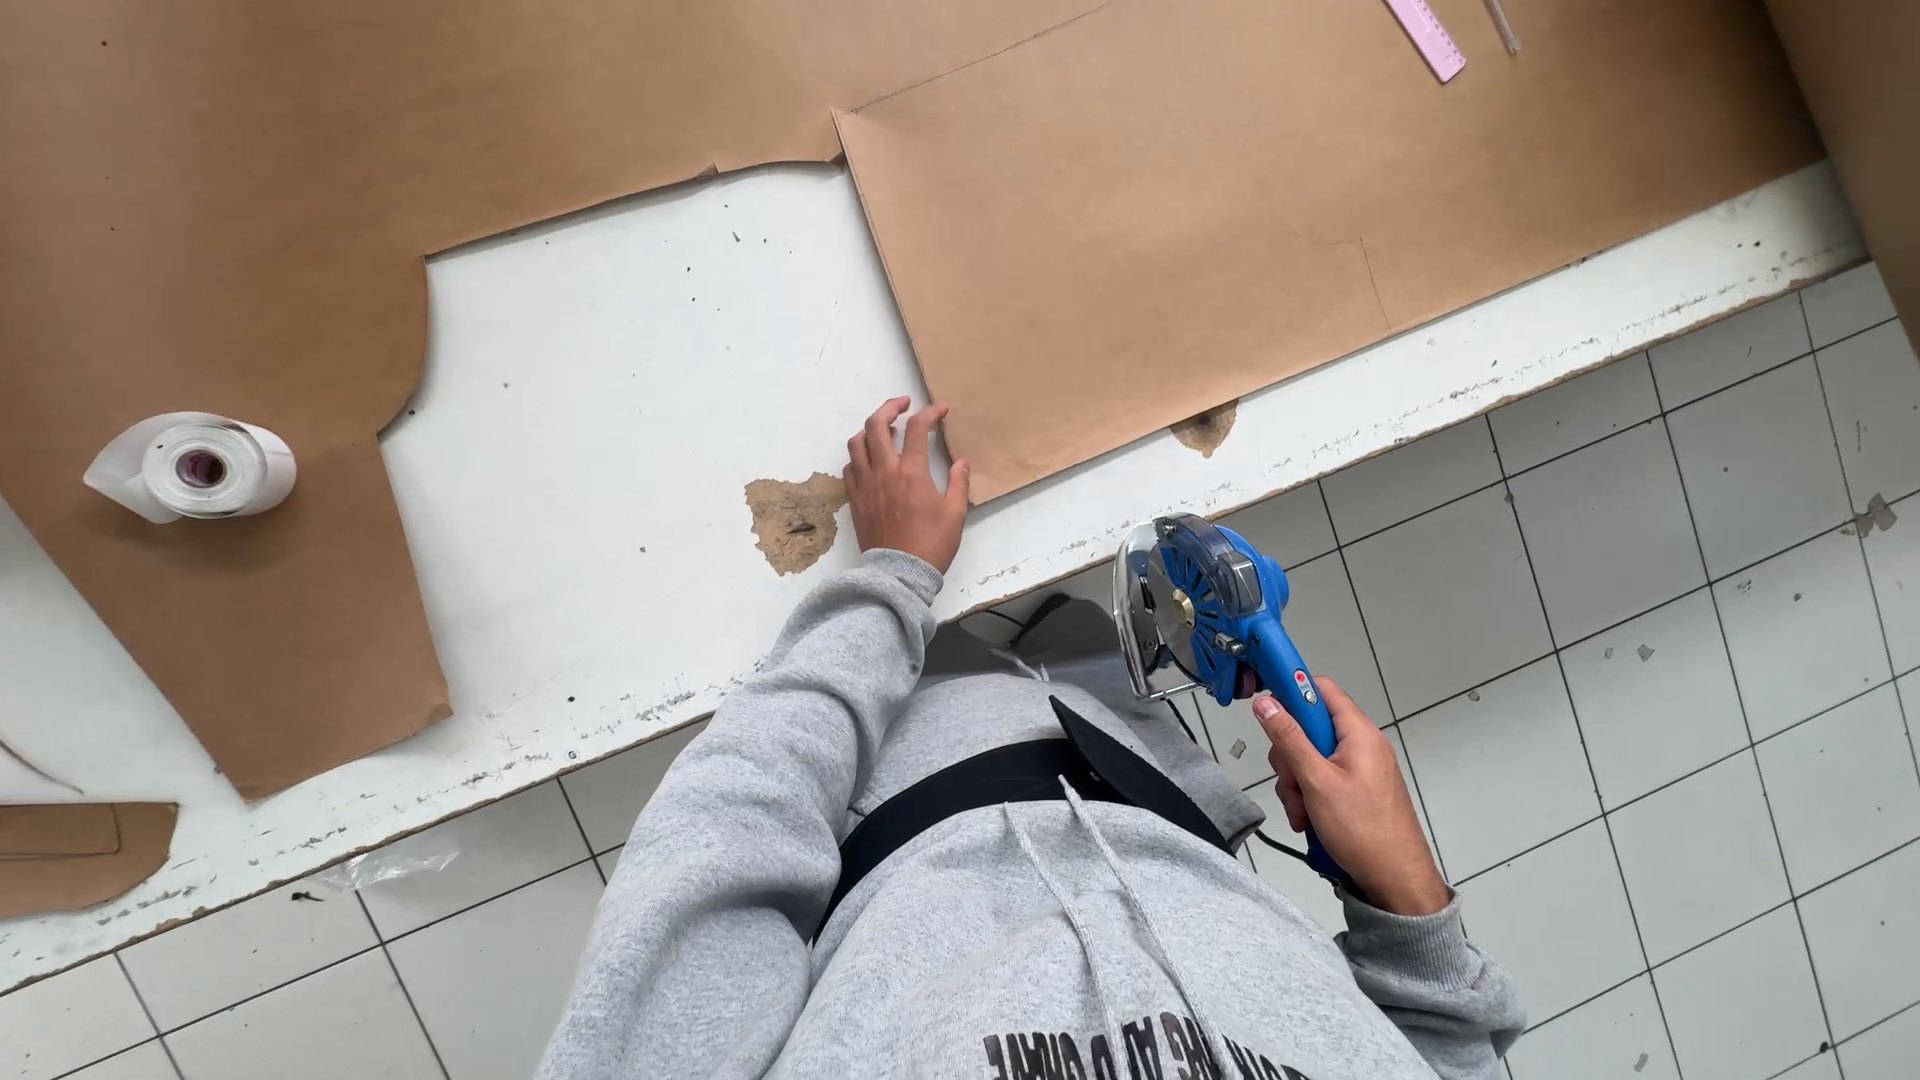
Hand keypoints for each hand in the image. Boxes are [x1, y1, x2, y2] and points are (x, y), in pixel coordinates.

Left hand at [843, 398, 969, 572]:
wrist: (899, 573)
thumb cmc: (931, 544)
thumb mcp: (955, 514)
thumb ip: (958, 483)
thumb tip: (961, 462)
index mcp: (911, 472)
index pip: (918, 428)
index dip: (930, 413)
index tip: (940, 410)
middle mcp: (884, 471)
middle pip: (876, 424)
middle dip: (890, 407)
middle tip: (904, 405)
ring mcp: (865, 485)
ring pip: (857, 443)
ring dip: (870, 430)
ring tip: (883, 431)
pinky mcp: (855, 500)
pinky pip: (849, 468)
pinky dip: (859, 456)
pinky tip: (870, 461)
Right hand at [1254, 677, 1449, 916]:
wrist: (1397, 884)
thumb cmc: (1361, 828)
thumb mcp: (1316, 780)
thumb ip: (1288, 737)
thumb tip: (1264, 701)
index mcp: (1358, 732)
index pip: (1319, 688)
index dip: (1290, 690)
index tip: (1264, 709)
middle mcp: (1360, 744)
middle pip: (1307, 726)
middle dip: (1289, 754)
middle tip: (1291, 781)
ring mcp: (1358, 768)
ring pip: (1308, 756)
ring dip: (1295, 781)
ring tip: (1303, 811)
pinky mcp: (1355, 789)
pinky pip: (1320, 778)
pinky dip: (1308, 795)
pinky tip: (1308, 819)